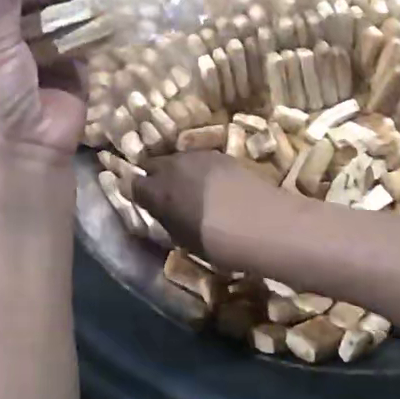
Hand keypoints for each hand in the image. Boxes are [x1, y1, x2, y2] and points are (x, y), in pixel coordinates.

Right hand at [133, 152, 299, 270]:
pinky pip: (200, 159)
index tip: (141, 200)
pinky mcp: (222, 155)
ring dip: (178, 171)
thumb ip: (166, 218)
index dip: (136, 192)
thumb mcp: (183, 238)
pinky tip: (210, 184)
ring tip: (188, 188)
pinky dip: (199, 169)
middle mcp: (173, 166)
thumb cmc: (219, 243)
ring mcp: (199, 156)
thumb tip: (159, 209)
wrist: (266, 224)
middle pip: (154, 164)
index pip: (133, 184)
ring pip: (178, 159)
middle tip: (163, 194)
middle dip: (154, 177)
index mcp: (158, 191)